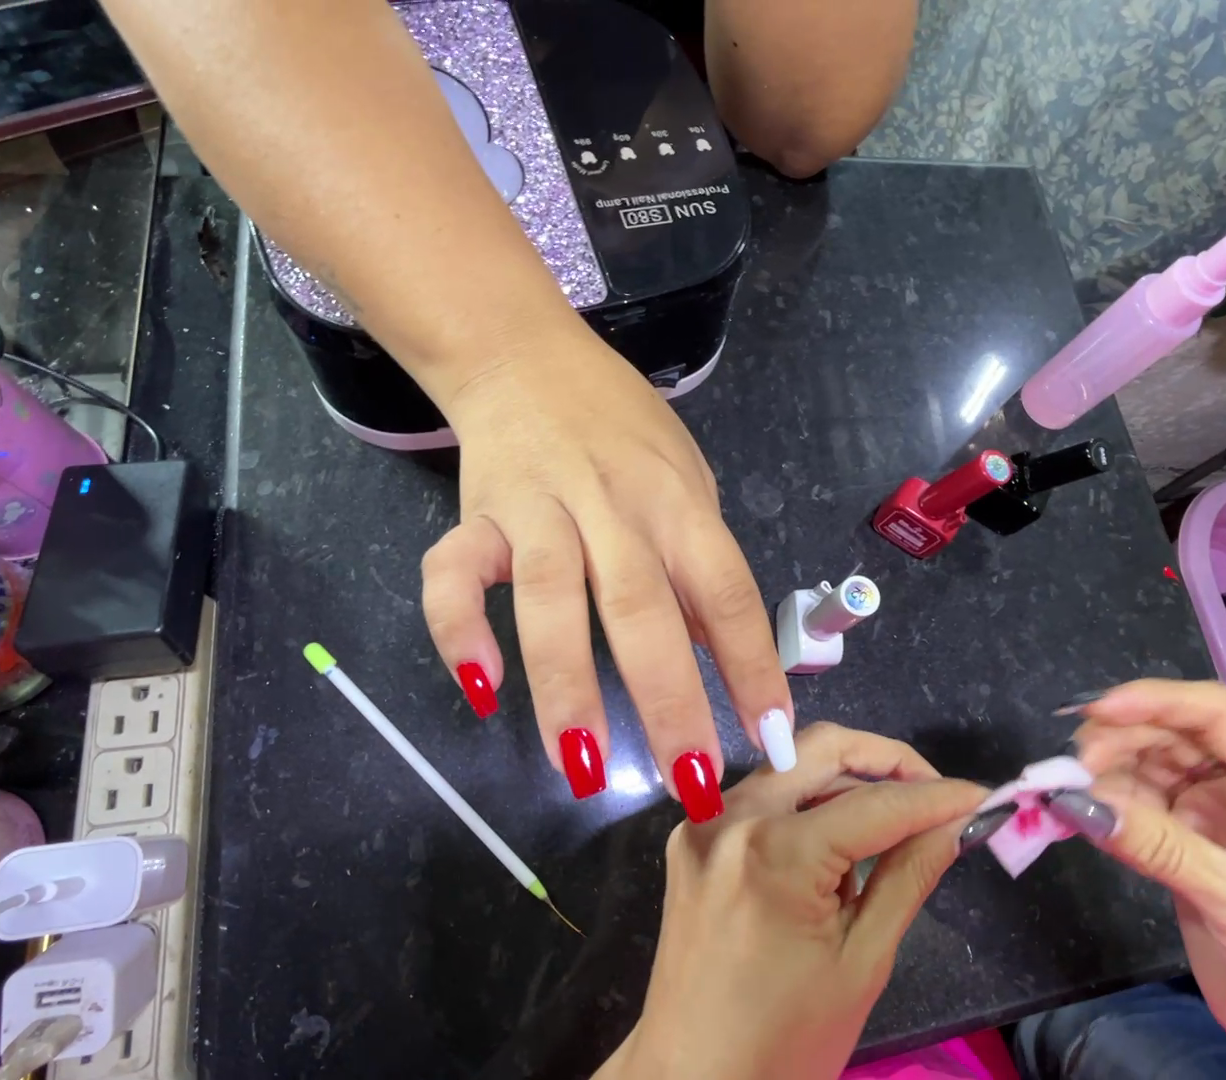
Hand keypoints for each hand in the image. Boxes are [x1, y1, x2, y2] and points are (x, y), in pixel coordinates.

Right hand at [420, 335, 794, 818]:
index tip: (771, 738)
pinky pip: (454, 573)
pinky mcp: (476, 512)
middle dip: (670, 701)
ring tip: (584, 769)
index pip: (728, 592)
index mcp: (677, 503)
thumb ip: (699, 561)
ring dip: (568, 687)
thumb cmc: (623, 426)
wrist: (526, 355)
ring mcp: (539, 508)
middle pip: (643, 609)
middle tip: (690, 785)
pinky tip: (478, 687)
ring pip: (552, 599)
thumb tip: (720, 652)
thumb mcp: (688, 480)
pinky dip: (458, 628)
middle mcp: (614, 507)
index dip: (753, 667)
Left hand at [599, 723, 988, 1079]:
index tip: (980, 795)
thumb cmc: (786, 1039)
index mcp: (775, 853)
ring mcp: (703, 823)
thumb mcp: (863, 961)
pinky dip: (804, 807)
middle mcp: (731, 817)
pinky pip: (761, 798)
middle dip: (885, 758)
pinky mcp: (692, 836)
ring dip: (844, 783)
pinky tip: (833, 849)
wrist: (692, 1077)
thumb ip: (908, 877)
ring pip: (788, 767)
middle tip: (933, 793)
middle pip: (819, 749)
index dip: (935, 796)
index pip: (873, 803)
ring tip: (888, 832)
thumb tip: (954, 822)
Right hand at [1070, 680, 1225, 1079]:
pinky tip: (1077, 813)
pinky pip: (1137, 809)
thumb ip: (1159, 846)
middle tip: (1073, 767)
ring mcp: (1216, 817)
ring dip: (1106, 772)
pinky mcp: (1188, 847)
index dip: (1156, 701)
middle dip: (1120, 741)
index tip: (1096, 711)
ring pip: (1149, 768)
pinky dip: (1104, 807)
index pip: (1218, 715)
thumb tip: (1072, 801)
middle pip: (1174, 736)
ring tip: (1067, 790)